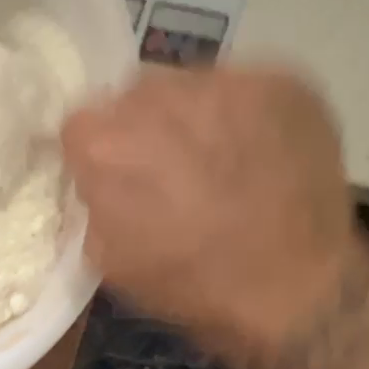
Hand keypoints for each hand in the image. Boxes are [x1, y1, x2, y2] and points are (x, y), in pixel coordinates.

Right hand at [61, 68, 368, 368]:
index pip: (78, 124)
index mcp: (107, 152)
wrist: (290, 286)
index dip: (90, 152)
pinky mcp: (280, 82)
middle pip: (130, 95)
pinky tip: (246, 151)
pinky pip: (239, 84)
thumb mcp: (109, 260)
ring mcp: (225, 86)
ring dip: (184, 116)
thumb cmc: (188, 286)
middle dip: (136, 128)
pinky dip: (234, 112)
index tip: (103, 174)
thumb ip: (94, 207)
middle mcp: (159, 104)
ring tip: (204, 157)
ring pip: (185, 83)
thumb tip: (98, 185)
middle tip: (155, 168)